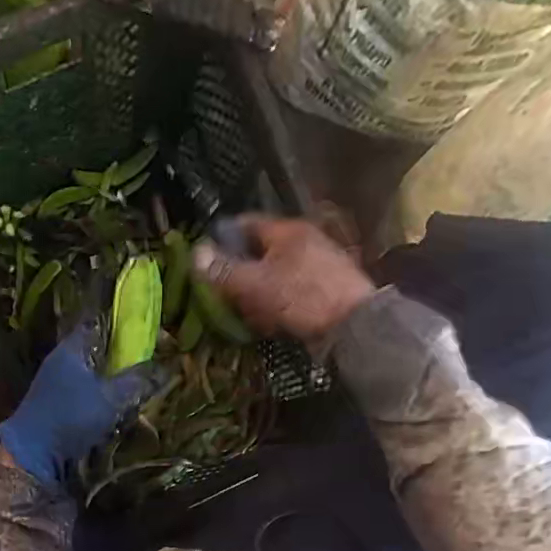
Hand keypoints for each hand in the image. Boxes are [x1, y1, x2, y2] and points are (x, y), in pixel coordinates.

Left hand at [0, 326, 158, 488]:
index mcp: (70, 349)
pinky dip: (101, 401)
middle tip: (146, 364)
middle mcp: (60, 362)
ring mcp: (55, 386)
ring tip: (136, 391)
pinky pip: (84, 397)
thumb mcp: (111, 397)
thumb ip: (138, 380)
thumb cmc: (71, 415)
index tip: (143, 332)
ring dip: (111, 383)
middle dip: (120, 359)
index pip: (96, 324)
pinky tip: (116, 412)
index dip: (119, 326)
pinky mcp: (55, 409)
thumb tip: (165, 367)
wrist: (33, 454)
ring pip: (91, 376)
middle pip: (95, 352)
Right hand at [194, 216, 376, 348]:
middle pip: (259, 251)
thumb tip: (195, 254)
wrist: (355, 326)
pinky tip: (269, 322)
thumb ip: (224, 271)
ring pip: (274, 274)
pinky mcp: (325, 290)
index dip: (222, 238)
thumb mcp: (256, 285)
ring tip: (244, 312)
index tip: (206, 259)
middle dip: (239, 272)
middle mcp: (304, 242)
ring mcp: (317, 266)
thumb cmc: (303, 298)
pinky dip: (275, 304)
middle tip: (222, 292)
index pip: (245, 224)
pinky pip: (290, 292)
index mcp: (287, 231)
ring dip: (256, 292)